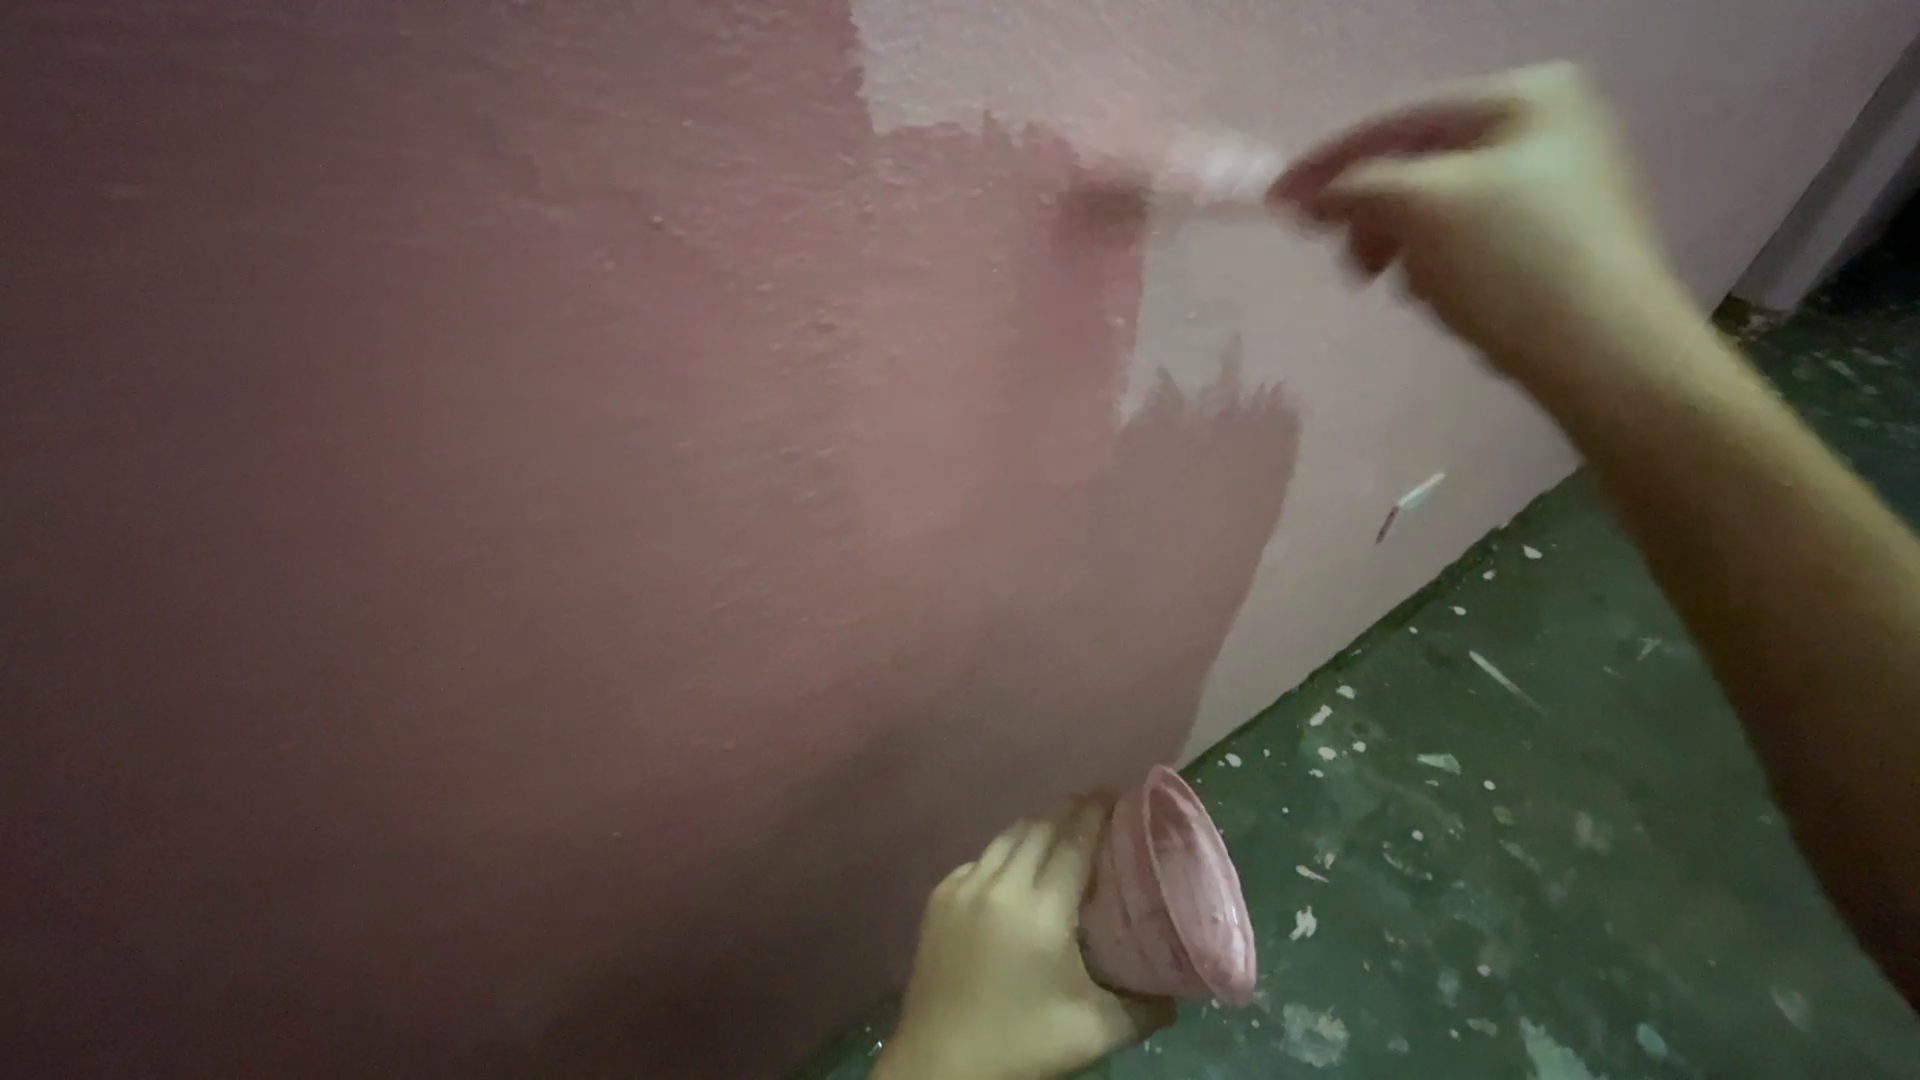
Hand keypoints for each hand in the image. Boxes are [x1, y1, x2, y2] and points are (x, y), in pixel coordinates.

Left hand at [873, 796, 1175, 1079]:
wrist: (939, 1066)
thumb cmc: (1021, 1046)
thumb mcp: (1093, 1032)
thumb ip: (1143, 1008)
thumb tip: (1177, 990)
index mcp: (1040, 912)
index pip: (1073, 841)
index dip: (1096, 812)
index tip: (1116, 794)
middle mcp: (999, 886)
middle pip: (1040, 827)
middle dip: (1070, 810)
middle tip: (1096, 806)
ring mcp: (963, 886)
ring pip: (1007, 836)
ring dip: (1037, 825)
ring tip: (1061, 827)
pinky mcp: (939, 896)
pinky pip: (980, 858)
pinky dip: (1005, 852)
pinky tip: (1017, 866)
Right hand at [1271, 62, 1690, 384]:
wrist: (1599, 349)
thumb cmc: (1511, 263)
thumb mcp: (1421, 207)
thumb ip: (1355, 188)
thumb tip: (1307, 199)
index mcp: (1523, 96)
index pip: (1397, 122)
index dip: (1327, 163)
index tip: (1274, 203)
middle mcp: (1542, 125)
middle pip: (1414, 167)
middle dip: (1371, 216)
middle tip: (1351, 264)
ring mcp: (1548, 181)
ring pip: (1431, 208)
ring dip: (1400, 247)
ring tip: (1399, 285)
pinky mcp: (1546, 235)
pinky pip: (1457, 238)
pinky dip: (1431, 264)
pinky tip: (1438, 294)